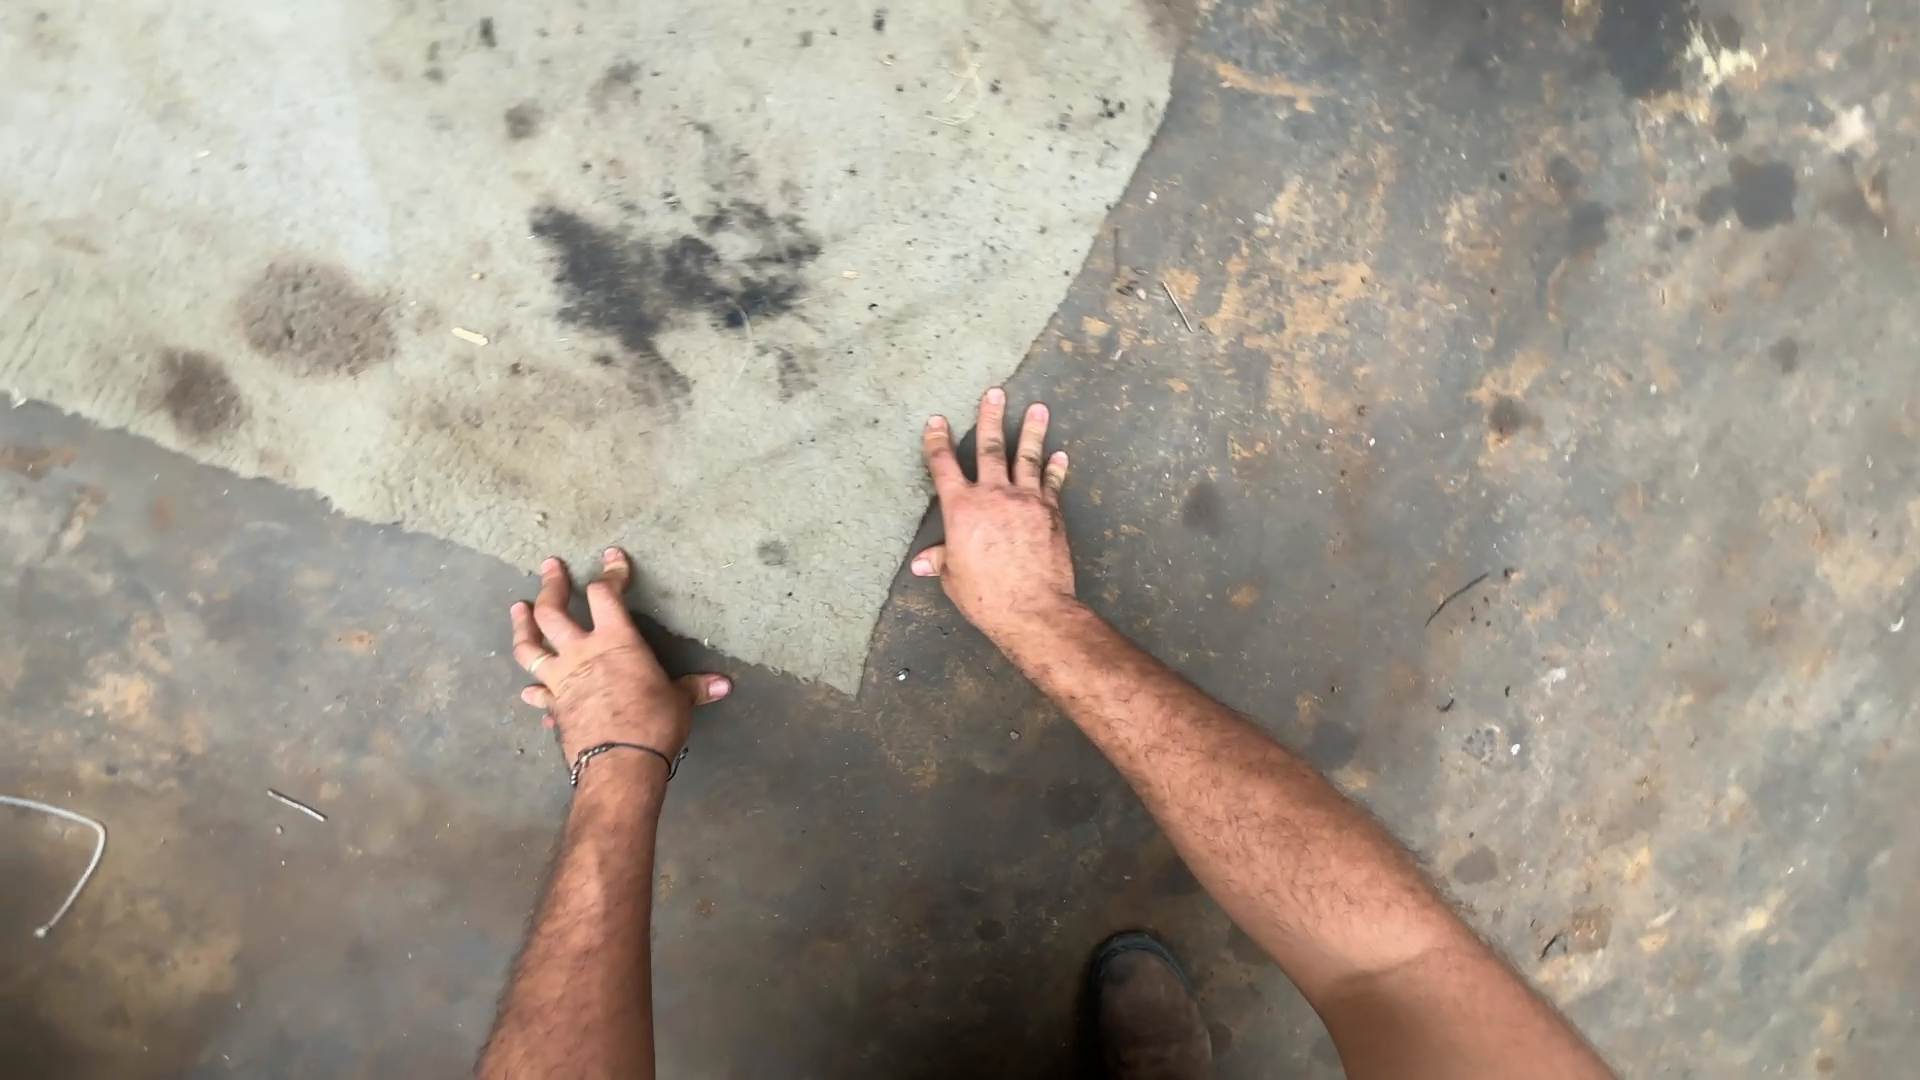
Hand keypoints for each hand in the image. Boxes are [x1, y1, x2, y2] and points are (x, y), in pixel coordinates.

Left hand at [510, 548, 729, 771]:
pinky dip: (532, 687)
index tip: (612, 556)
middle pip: (554, 611)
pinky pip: (537, 692)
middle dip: (552, 585)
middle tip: (550, 567)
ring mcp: (560, 680)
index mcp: (616, 641)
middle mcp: (581, 653)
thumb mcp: (679, 699)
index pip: (606, 594)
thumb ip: (694, 688)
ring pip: (530, 647)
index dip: (611, 573)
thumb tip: (725, 685)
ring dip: (522, 626)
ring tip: (518, 609)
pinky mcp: (553, 707)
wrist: (619, 764)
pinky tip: (528, 688)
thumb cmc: (654, 722)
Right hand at [912, 387, 1077, 644]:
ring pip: (1027, 456)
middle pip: (989, 447)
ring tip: (1038, 408)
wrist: (1032, 607)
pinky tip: (1059, 454)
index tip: (936, 421)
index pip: (943, 465)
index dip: (937, 441)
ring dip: (1032, 430)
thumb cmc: (986, 595)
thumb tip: (921, 563)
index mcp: (961, 509)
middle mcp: (992, 495)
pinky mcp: (1050, 511)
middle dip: (990, 417)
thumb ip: (940, 560)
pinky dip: (1055, 467)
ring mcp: (1025, 500)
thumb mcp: (953, 577)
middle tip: (995, 393)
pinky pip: (1051, 482)